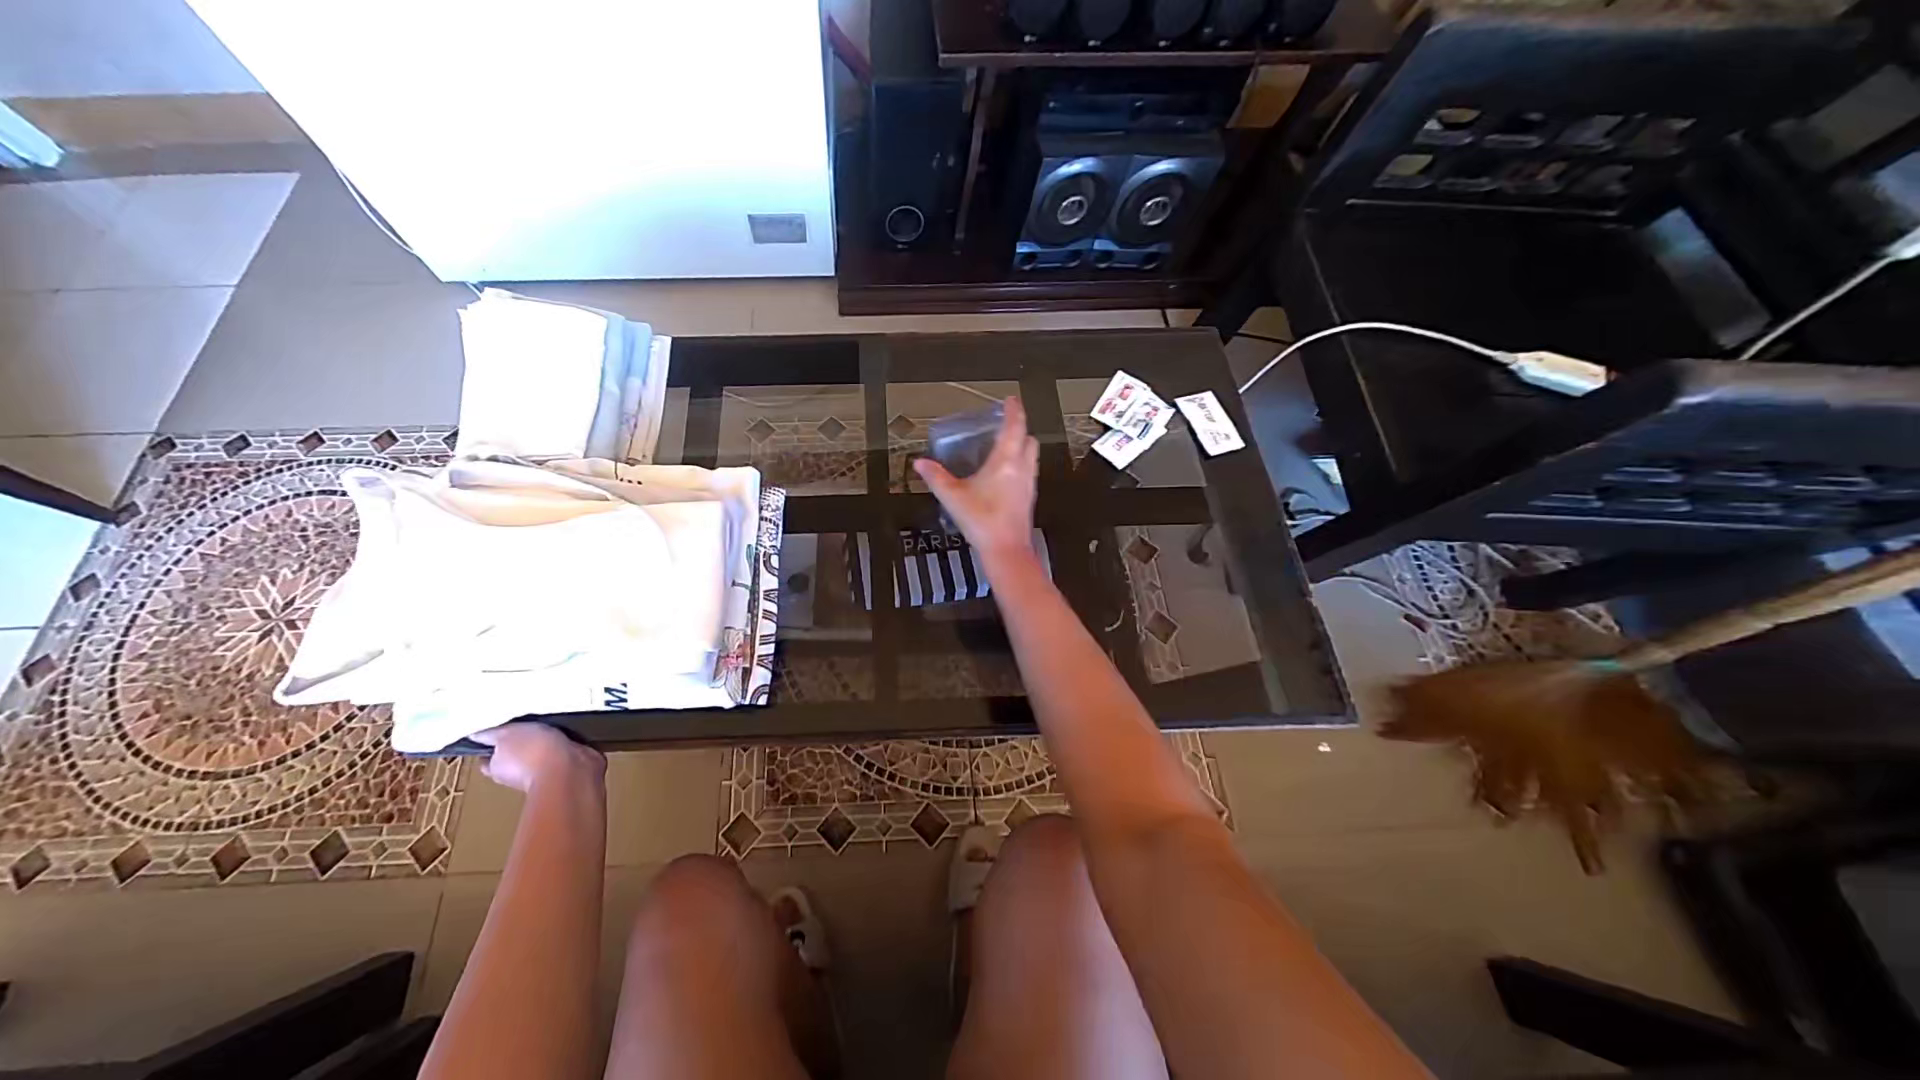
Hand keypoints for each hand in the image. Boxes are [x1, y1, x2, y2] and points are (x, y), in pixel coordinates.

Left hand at [470, 723, 605, 792]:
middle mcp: (516, 775)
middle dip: (517, 746)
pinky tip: (566, 735)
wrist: (569, 768)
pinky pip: (559, 755)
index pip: (487, 760)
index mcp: (496, 769)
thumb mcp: (506, 735)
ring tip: (549, 727)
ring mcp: (541, 773)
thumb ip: (491, 734)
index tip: (495, 734)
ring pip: (536, 757)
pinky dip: (561, 747)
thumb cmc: (532, 752)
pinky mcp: (564, 769)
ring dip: (541, 746)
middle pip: (512, 758)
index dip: (489, 748)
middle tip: (524, 726)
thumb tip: (474, 736)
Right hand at [914, 396, 1038, 567]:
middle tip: (1007, 424)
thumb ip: (936, 477)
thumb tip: (921, 464)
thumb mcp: (953, 497)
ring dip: (1022, 447)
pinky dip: (1020, 466)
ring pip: (1031, 457)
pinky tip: (1004, 475)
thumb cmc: (984, 522)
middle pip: (1029, 439)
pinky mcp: (1028, 499)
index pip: (1015, 426)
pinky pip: (1028, 473)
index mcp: (1006, 461)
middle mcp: (1022, 469)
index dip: (1014, 410)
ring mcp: (1028, 484)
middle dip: (1020, 428)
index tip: (1011, 400)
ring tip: (1004, 446)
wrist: (1006, 550)